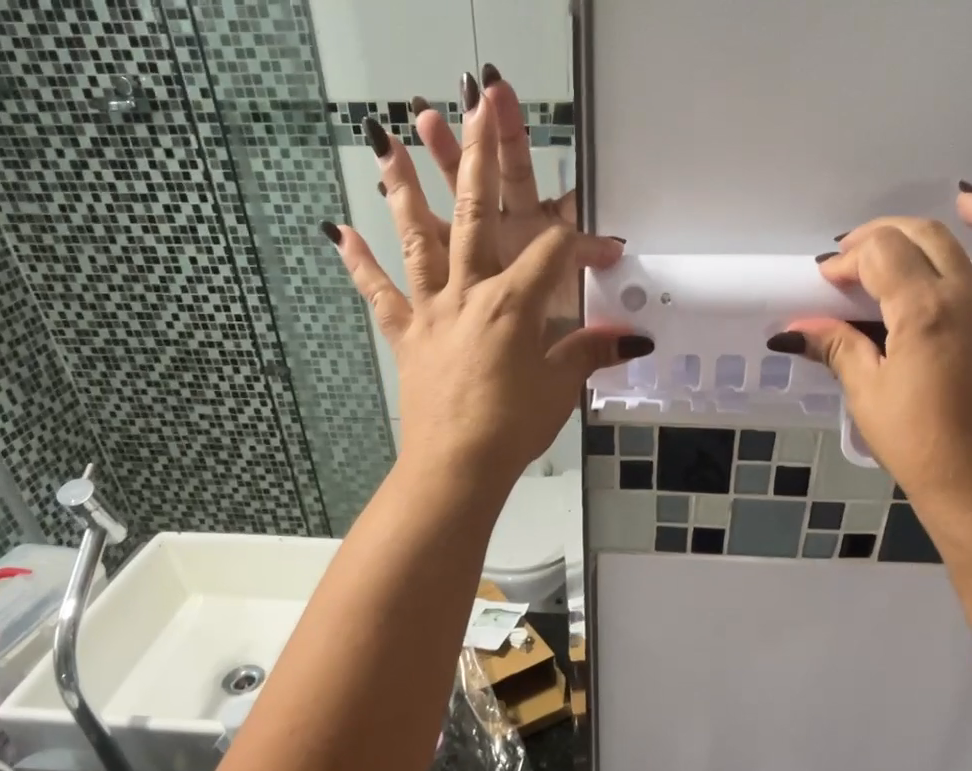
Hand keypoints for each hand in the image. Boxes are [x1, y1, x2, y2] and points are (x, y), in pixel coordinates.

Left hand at [327, 70, 649, 486]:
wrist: (456, 467)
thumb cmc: (512, 428)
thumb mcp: (560, 389)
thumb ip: (591, 353)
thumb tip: (632, 339)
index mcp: (513, 305)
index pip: (552, 253)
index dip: (583, 243)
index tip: (606, 246)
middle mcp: (468, 294)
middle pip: (476, 214)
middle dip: (481, 155)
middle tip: (477, 102)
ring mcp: (433, 312)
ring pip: (418, 238)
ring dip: (404, 187)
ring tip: (386, 139)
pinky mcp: (408, 336)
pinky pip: (380, 293)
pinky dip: (359, 263)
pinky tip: (339, 230)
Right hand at [772, 190, 971, 527]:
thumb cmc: (917, 445)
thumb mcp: (868, 395)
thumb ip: (837, 348)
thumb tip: (794, 328)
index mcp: (925, 311)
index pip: (881, 255)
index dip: (849, 259)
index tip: (827, 279)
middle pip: (930, 236)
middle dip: (887, 235)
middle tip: (859, 256)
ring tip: (963, 205)